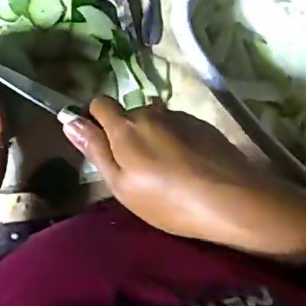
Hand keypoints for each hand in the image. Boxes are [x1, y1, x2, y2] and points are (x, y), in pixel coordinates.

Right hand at [62, 95, 268, 242]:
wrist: (236, 201)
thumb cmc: (170, 201)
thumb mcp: (122, 186)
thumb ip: (95, 150)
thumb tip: (68, 120)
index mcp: (124, 126)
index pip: (99, 103)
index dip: (96, 120)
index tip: (103, 145)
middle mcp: (149, 112)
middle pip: (128, 115)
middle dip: (127, 134)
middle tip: (138, 170)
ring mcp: (179, 116)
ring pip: (155, 121)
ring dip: (154, 137)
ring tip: (168, 171)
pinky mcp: (203, 125)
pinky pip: (178, 128)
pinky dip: (177, 142)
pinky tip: (190, 168)